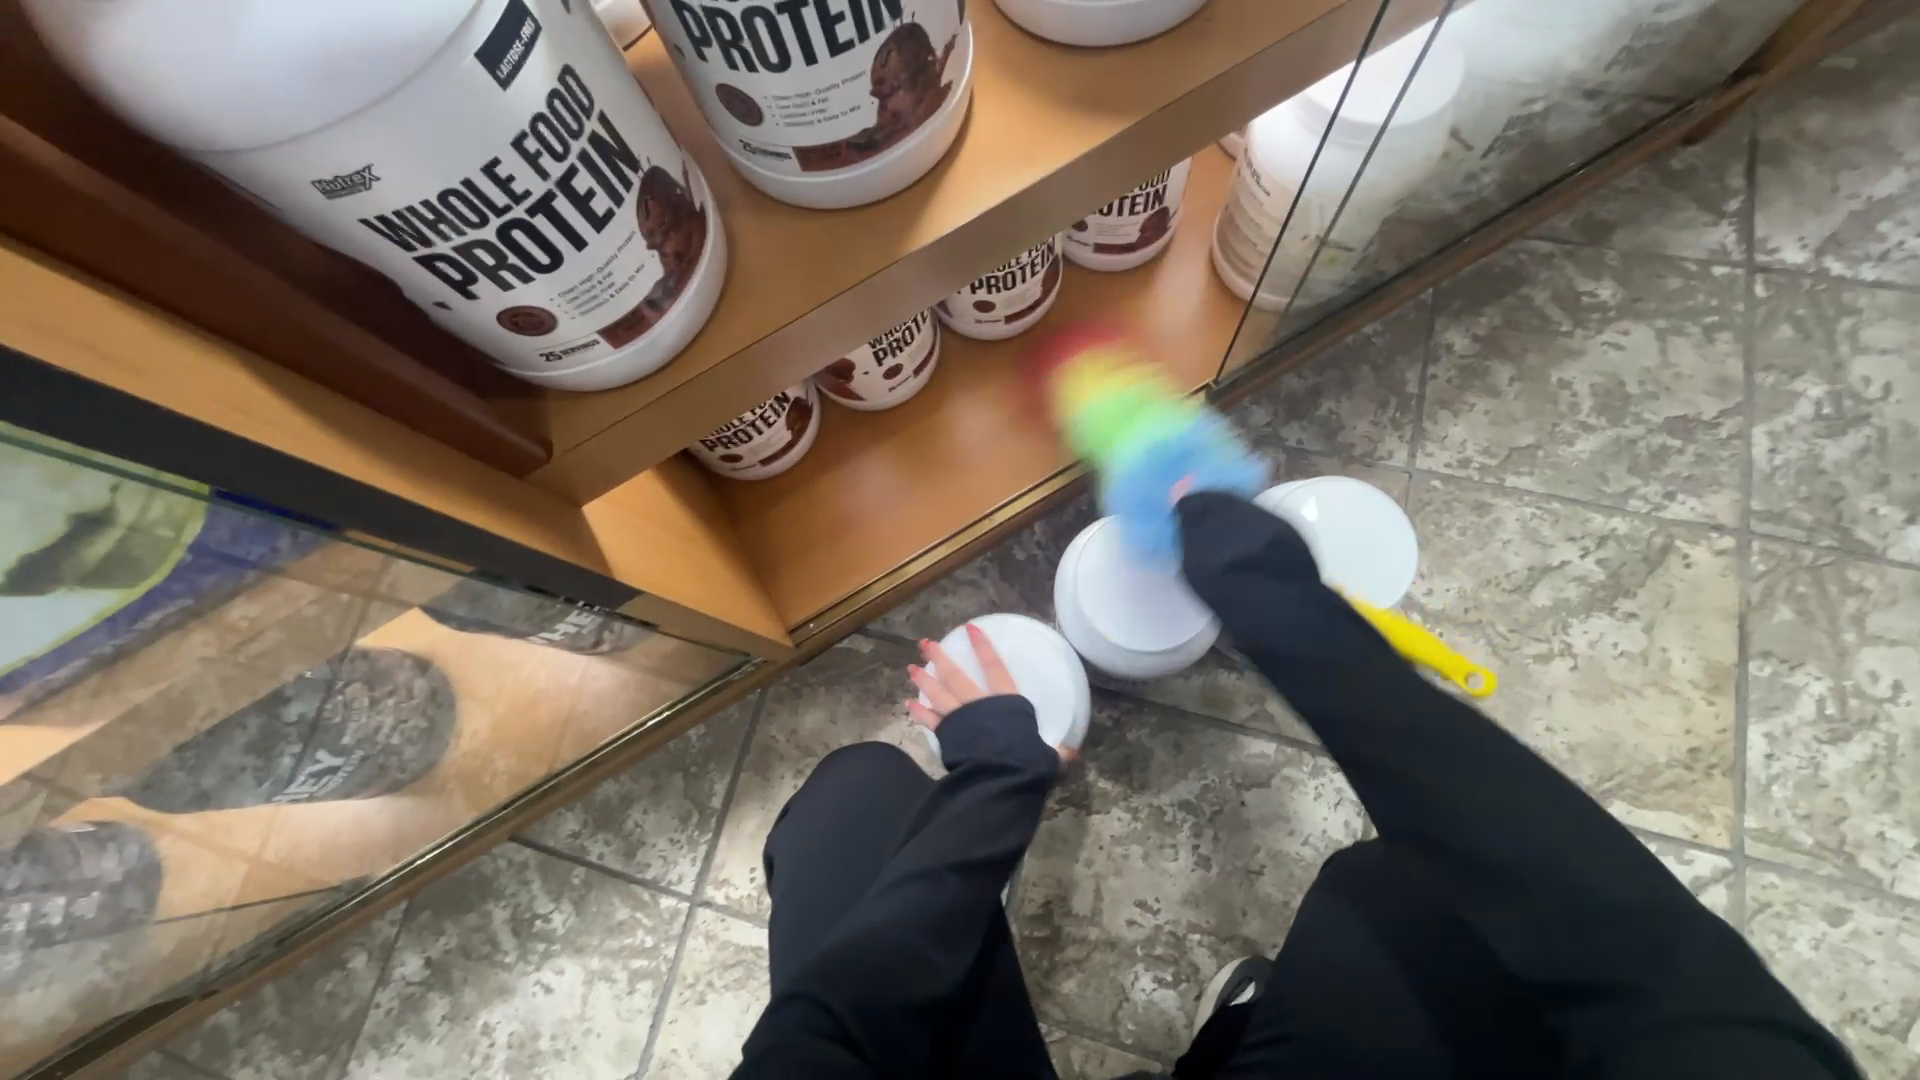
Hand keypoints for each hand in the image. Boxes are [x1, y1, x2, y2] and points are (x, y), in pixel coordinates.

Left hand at [906, 624, 1076, 766]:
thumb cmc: (1025, 761)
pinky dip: (919, 711)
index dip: (983, 647)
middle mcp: (979, 703)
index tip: (970, 628)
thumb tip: (1073, 754)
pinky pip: (930, 720)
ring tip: (911, 667)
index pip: (994, 667)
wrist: (998, 777)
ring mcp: (959, 717)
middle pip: (956, 675)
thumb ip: (1055, 752)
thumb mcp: (1046, 756)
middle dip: (940, 658)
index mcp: (1006, 701)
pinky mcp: (946, 734)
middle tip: (925, 643)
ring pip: (938, 692)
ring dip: (924, 679)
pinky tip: (908, 703)